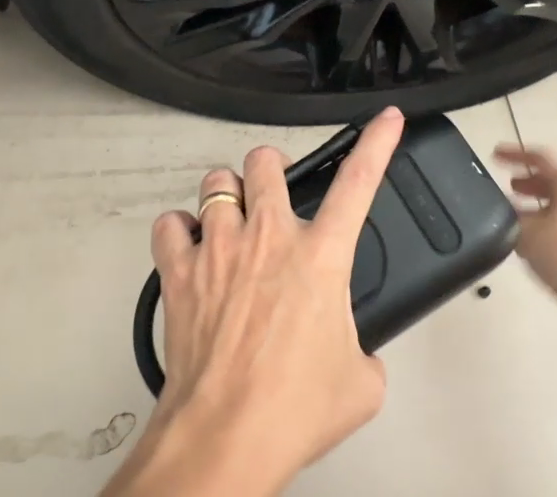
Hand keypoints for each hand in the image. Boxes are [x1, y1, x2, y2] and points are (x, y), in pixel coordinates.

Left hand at [105, 107, 404, 496]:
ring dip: (228, 193)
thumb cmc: (290, 410)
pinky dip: (179, 228)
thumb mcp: (360, 383)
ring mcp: (220, 248)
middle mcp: (268, 238)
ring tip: (233, 218)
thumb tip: (353, 351)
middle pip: (267, 160)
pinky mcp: (180, 271)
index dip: (377, 142)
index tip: (386, 120)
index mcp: (321, 256)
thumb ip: (364, 350)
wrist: (227, 436)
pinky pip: (170, 223)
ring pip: (217, 180)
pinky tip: (190, 245)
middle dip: (274, 168)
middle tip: (276, 193)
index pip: (360, 181)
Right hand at [494, 146, 556, 335]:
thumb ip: (512, 217)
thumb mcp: (528, 234)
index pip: (541, 159)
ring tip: (515, 216)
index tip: (495, 155)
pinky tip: (532, 245)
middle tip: (507, 186)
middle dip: (528, 182)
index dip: (515, 154)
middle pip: (553, 182)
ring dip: (535, 206)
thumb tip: (506, 210)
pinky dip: (546, 225)